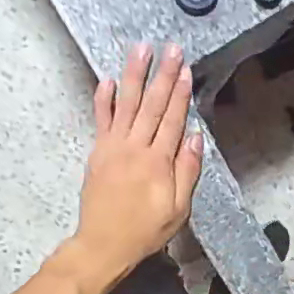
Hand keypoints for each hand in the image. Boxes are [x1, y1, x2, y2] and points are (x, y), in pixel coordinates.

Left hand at [72, 42, 204, 276]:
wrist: (104, 243)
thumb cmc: (146, 230)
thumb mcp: (179, 209)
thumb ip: (187, 171)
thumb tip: (195, 137)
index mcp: (158, 162)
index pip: (173, 119)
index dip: (181, 93)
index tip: (186, 69)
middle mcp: (135, 147)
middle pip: (152, 104)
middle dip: (163, 75)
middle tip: (171, 49)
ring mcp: (113, 147)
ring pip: (127, 103)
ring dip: (134, 75)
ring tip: (141, 50)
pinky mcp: (98, 152)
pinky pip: (102, 119)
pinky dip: (105, 98)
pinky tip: (109, 79)